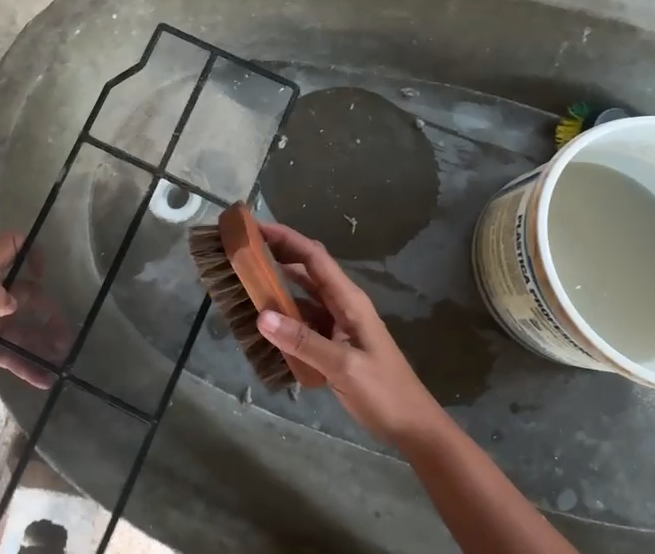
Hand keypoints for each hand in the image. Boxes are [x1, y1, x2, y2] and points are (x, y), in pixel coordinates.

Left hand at [0, 233, 53, 424]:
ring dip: (40, 337)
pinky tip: (45, 379)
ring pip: (19, 323)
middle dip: (45, 306)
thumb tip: (13, 298)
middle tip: (66, 328)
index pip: (7, 248)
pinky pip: (10, 350)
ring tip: (63, 354)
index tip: (45, 273)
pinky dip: (26, 363)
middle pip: (21, 291)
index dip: (29, 251)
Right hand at [256, 221, 444, 448]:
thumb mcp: (343, 366)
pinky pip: (304, 321)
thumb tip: (261, 316)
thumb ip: (304, 341)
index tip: (255, 227)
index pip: (314, 257)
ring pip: (304, 295)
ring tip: (245, 281)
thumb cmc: (384, 392)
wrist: (412, 426)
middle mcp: (343, 304)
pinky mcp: (335, 344)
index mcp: (349, 300)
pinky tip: (263, 323)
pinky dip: (284, 317)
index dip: (285, 238)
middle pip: (307, 270)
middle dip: (278, 255)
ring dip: (278, 286)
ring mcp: (339, 324)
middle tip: (242, 251)